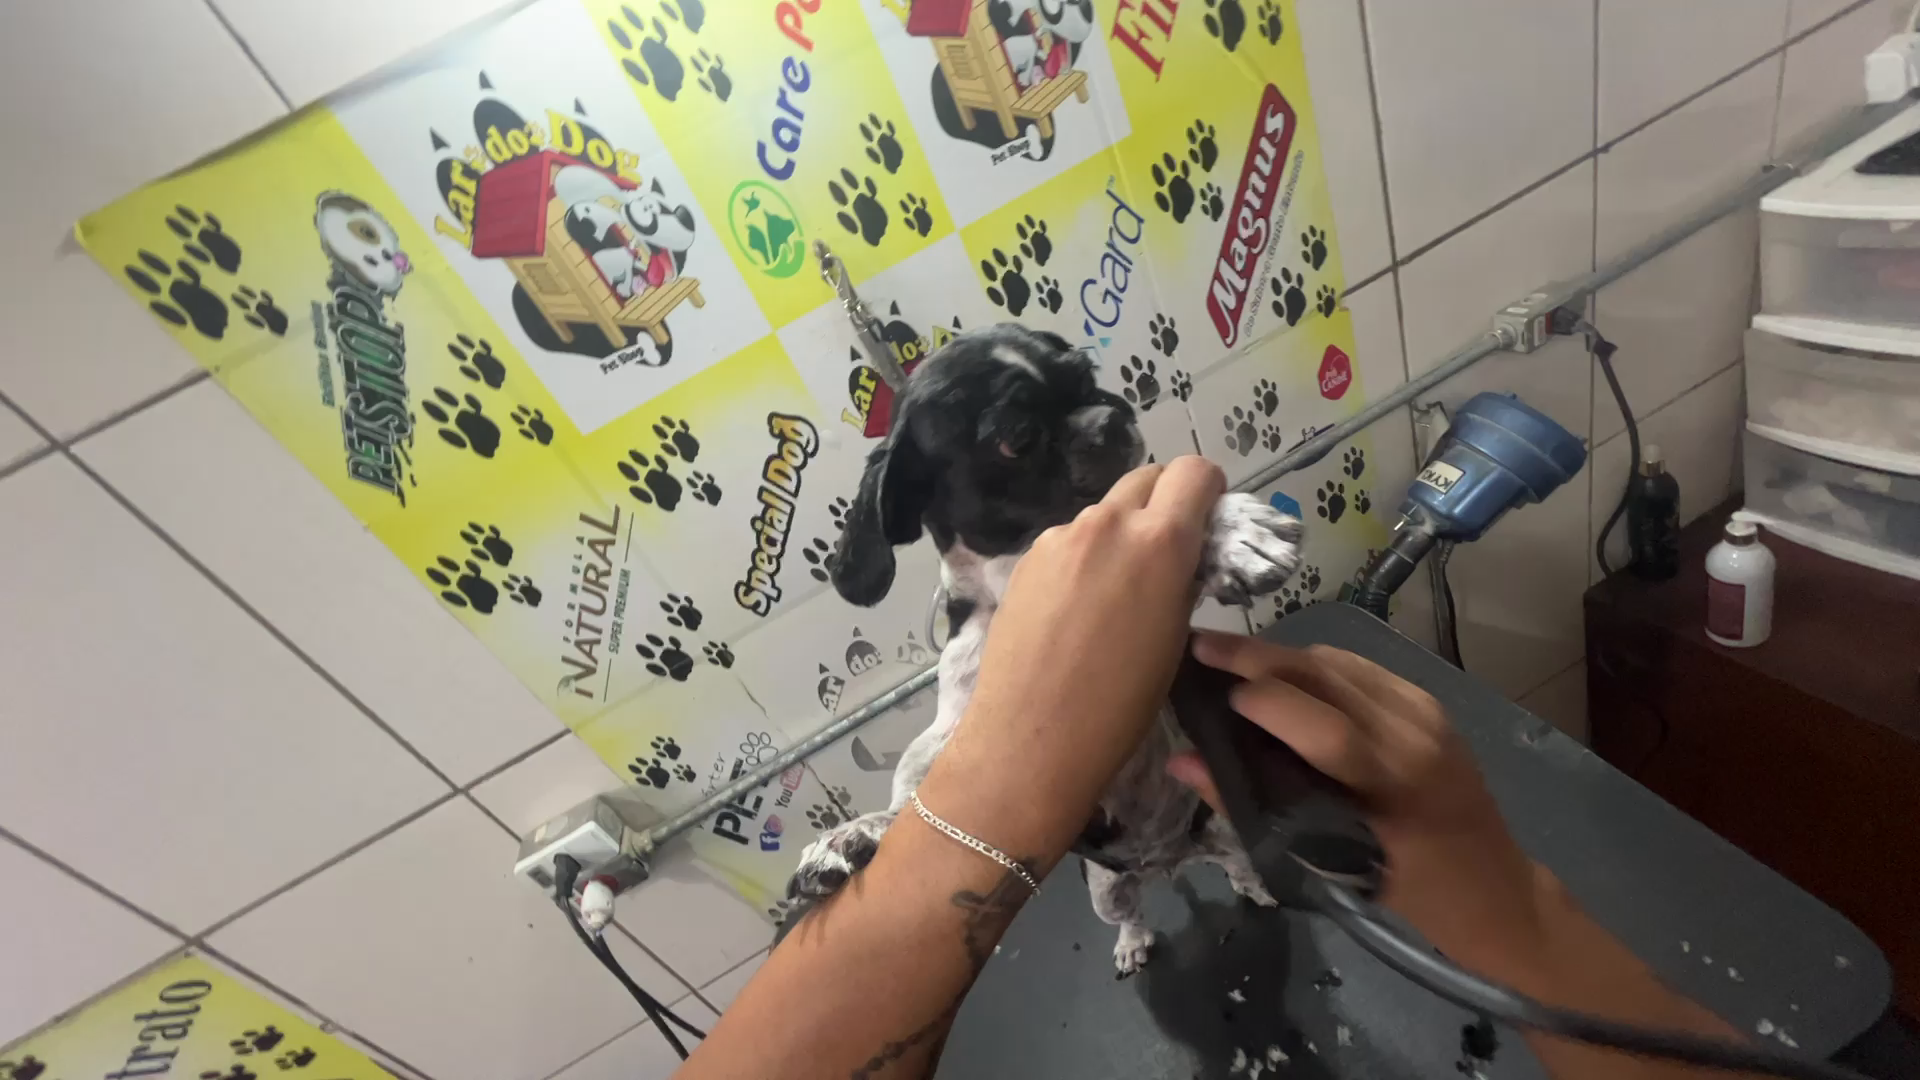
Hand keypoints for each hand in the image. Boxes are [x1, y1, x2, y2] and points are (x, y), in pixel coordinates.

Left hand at [919, 457, 1225, 855]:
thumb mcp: (1174, 637)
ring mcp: (1059, 537)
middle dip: (1164, 503)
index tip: (1207, 521)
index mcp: (1159, 540)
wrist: (1031, 735)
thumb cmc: (1120, 703)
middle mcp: (1106, 523)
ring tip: (1110, 594)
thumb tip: (1182, 558)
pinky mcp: (1026, 557)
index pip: (1194, 471)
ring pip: (1103, 514)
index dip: (1208, 490)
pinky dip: (1081, 557)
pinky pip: (1068, 541)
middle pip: (1145, 479)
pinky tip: (1070, 607)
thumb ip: (1181, 580)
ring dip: (1118, 534)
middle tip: (1164, 553)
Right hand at [1173, 635, 1546, 963]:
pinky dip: (1306, 662)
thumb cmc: (1410, 890)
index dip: (1265, 702)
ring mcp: (1422, 708)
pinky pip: (1352, 665)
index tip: (1213, 694)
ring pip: (1334, 659)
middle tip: (1198, 644)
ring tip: (1228, 656)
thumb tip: (1181, 763)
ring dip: (1277, 654)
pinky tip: (1278, 672)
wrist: (1497, 887)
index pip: (1324, 726)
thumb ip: (1250, 806)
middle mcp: (1414, 732)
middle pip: (1323, 673)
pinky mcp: (1423, 698)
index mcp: (1396, 783)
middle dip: (1254, 655)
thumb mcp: (1327, 862)